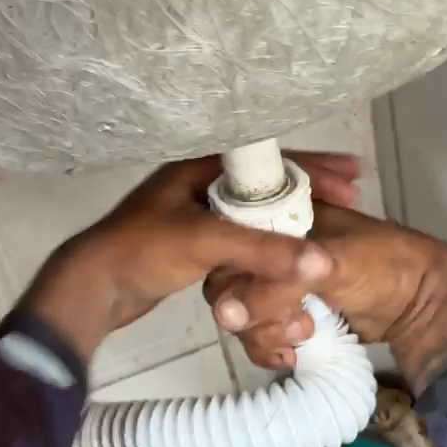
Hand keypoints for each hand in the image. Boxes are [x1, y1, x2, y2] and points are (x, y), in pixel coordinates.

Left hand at [20, 153, 365, 364]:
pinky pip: (239, 235)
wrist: (94, 287)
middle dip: (307, 189)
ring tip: (329, 224)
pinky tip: (288, 251)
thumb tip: (324, 262)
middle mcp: (196, 183)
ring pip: (252, 211)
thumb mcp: (204, 242)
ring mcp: (192, 212)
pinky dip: (265, 240)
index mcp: (197, 167)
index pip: (267, 158)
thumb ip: (262, 250)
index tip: (353, 176)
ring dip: (288, 216)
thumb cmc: (141, 251)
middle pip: (264, 182)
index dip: (311, 165)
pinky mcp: (190, 242)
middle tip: (351, 198)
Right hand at [202, 202, 446, 392]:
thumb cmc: (379, 263)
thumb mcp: (325, 267)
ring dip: (263, 332)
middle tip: (291, 321)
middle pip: (224, 282)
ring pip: (236, 312)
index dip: (233, 270)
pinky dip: (268, 349)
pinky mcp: (281, 314)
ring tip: (303, 336)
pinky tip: (292, 355)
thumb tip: (224, 316)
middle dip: (251, 310)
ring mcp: (272, 283)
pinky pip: (254, 334)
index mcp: (272, 217)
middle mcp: (264, 248)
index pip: (226, 240)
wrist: (421, 303)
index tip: (260, 293)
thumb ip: (273, 287)